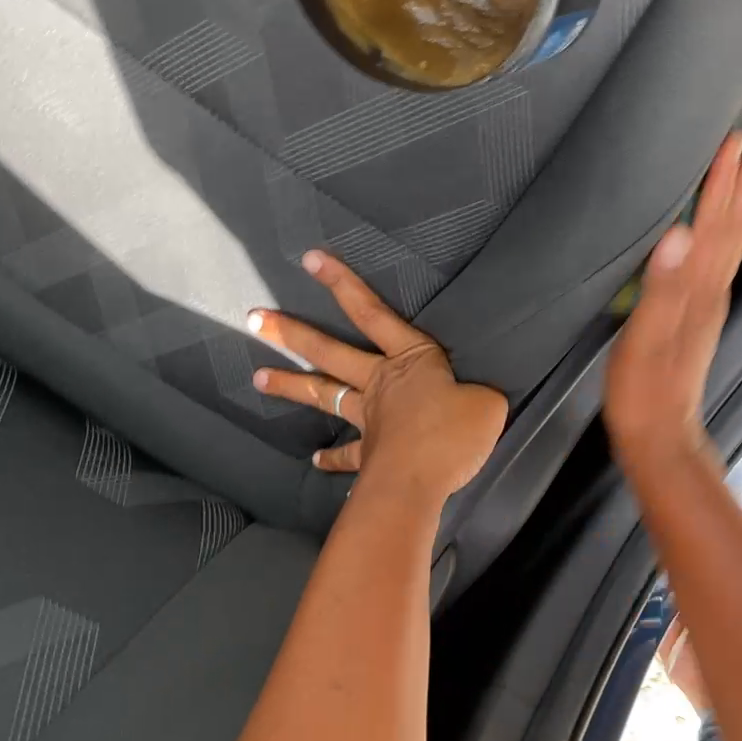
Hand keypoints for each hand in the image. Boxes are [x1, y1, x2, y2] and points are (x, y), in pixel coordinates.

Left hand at [247, 250, 506, 501]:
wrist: (421, 480)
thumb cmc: (452, 433)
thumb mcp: (486, 402)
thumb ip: (475, 393)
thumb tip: (469, 400)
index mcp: (410, 360)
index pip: (373, 313)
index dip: (344, 285)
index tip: (311, 260)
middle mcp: (381, 382)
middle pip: (330, 351)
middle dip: (293, 333)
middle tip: (255, 319)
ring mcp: (369, 418)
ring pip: (326, 395)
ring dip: (292, 386)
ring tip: (258, 378)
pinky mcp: (369, 455)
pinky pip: (347, 453)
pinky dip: (332, 458)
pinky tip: (315, 460)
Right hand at [604, 123, 741, 467]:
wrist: (661, 438)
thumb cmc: (645, 392)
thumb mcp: (645, 341)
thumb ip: (662, 288)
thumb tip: (680, 234)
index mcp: (699, 289)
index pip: (717, 222)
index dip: (727, 179)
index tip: (739, 137)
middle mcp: (712, 290)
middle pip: (736, 224)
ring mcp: (709, 302)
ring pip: (733, 238)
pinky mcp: (699, 313)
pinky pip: (721, 256)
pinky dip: (727, 227)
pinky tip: (720, 223)